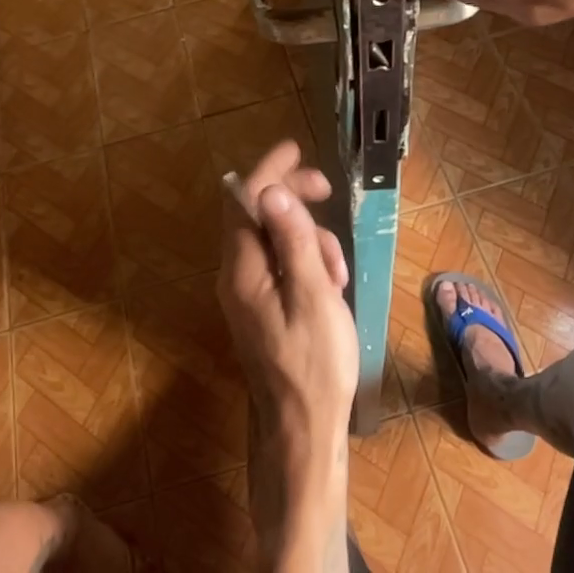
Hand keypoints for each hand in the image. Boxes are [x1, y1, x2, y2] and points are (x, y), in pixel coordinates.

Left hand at [218, 140, 354, 571]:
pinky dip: (306, 263)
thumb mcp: (314, 296)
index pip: (245, 202)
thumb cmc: (314, 363)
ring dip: (308, 239)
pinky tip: (332, 285)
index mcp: (242, 270)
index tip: (295, 148)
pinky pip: (280, 265)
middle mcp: (236, 275)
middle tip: (327, 191)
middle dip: (293, 199)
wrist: (303, 425)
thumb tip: (271, 190)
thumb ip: (293, 241)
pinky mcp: (261, 306)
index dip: (269, 171)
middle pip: (257, 214)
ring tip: (337, 271)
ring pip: (274, 239)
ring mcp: (247, 292)